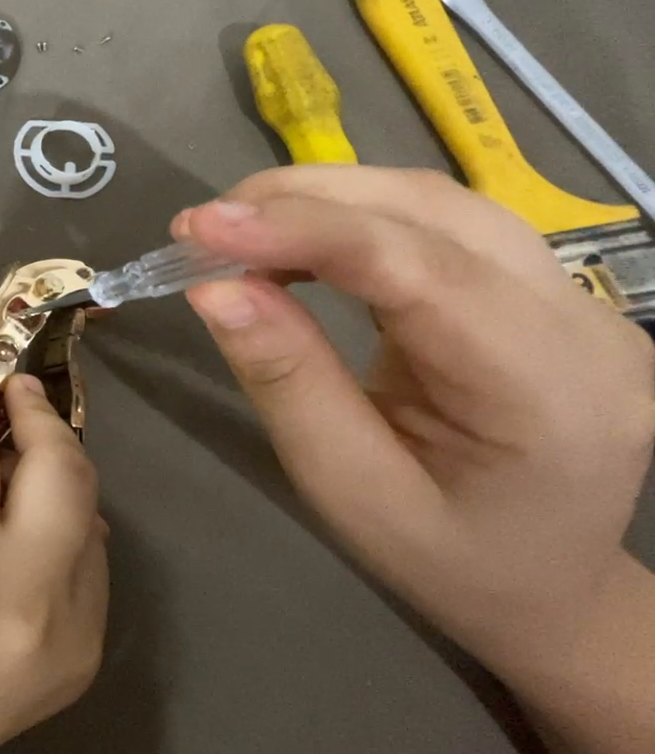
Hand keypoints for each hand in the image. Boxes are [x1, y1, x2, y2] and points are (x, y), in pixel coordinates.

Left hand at [0, 358, 107, 753]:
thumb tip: (83, 508)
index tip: (44, 416)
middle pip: (46, 468)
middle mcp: (13, 597)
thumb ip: (69, 590)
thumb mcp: (27, 668)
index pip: (83, 512)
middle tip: (12, 379)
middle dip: (29, 410)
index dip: (62, 449)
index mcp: (64, 639)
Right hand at [175, 167, 654, 743]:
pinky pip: (430, 220)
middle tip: (199, 230)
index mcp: (551, 391)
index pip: (422, 271)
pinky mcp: (533, 284)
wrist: (538, 579)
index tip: (197, 227)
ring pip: (430, 200)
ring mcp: (569, 296)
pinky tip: (286, 240)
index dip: (303, 233)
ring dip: (316, 199)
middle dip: (300, 202)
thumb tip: (213, 289)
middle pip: (432, 212)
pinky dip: (341, 214)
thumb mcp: (344, 483)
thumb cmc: (438, 551)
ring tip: (229, 230)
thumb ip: (285, 379)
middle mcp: (581, 323)